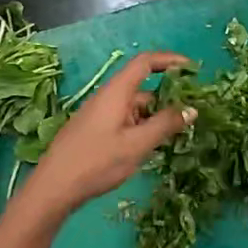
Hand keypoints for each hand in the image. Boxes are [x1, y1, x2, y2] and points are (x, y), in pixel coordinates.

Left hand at [17, 51, 195, 213]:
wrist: (54, 187)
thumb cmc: (97, 162)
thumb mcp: (137, 144)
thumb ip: (165, 124)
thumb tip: (191, 108)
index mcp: (116, 92)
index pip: (145, 62)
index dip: (169, 60)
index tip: (193, 69)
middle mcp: (108, 97)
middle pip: (142, 87)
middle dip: (168, 96)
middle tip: (192, 113)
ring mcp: (100, 114)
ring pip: (135, 107)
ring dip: (156, 116)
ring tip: (178, 135)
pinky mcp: (96, 130)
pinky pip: (126, 120)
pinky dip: (143, 127)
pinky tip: (152, 147)